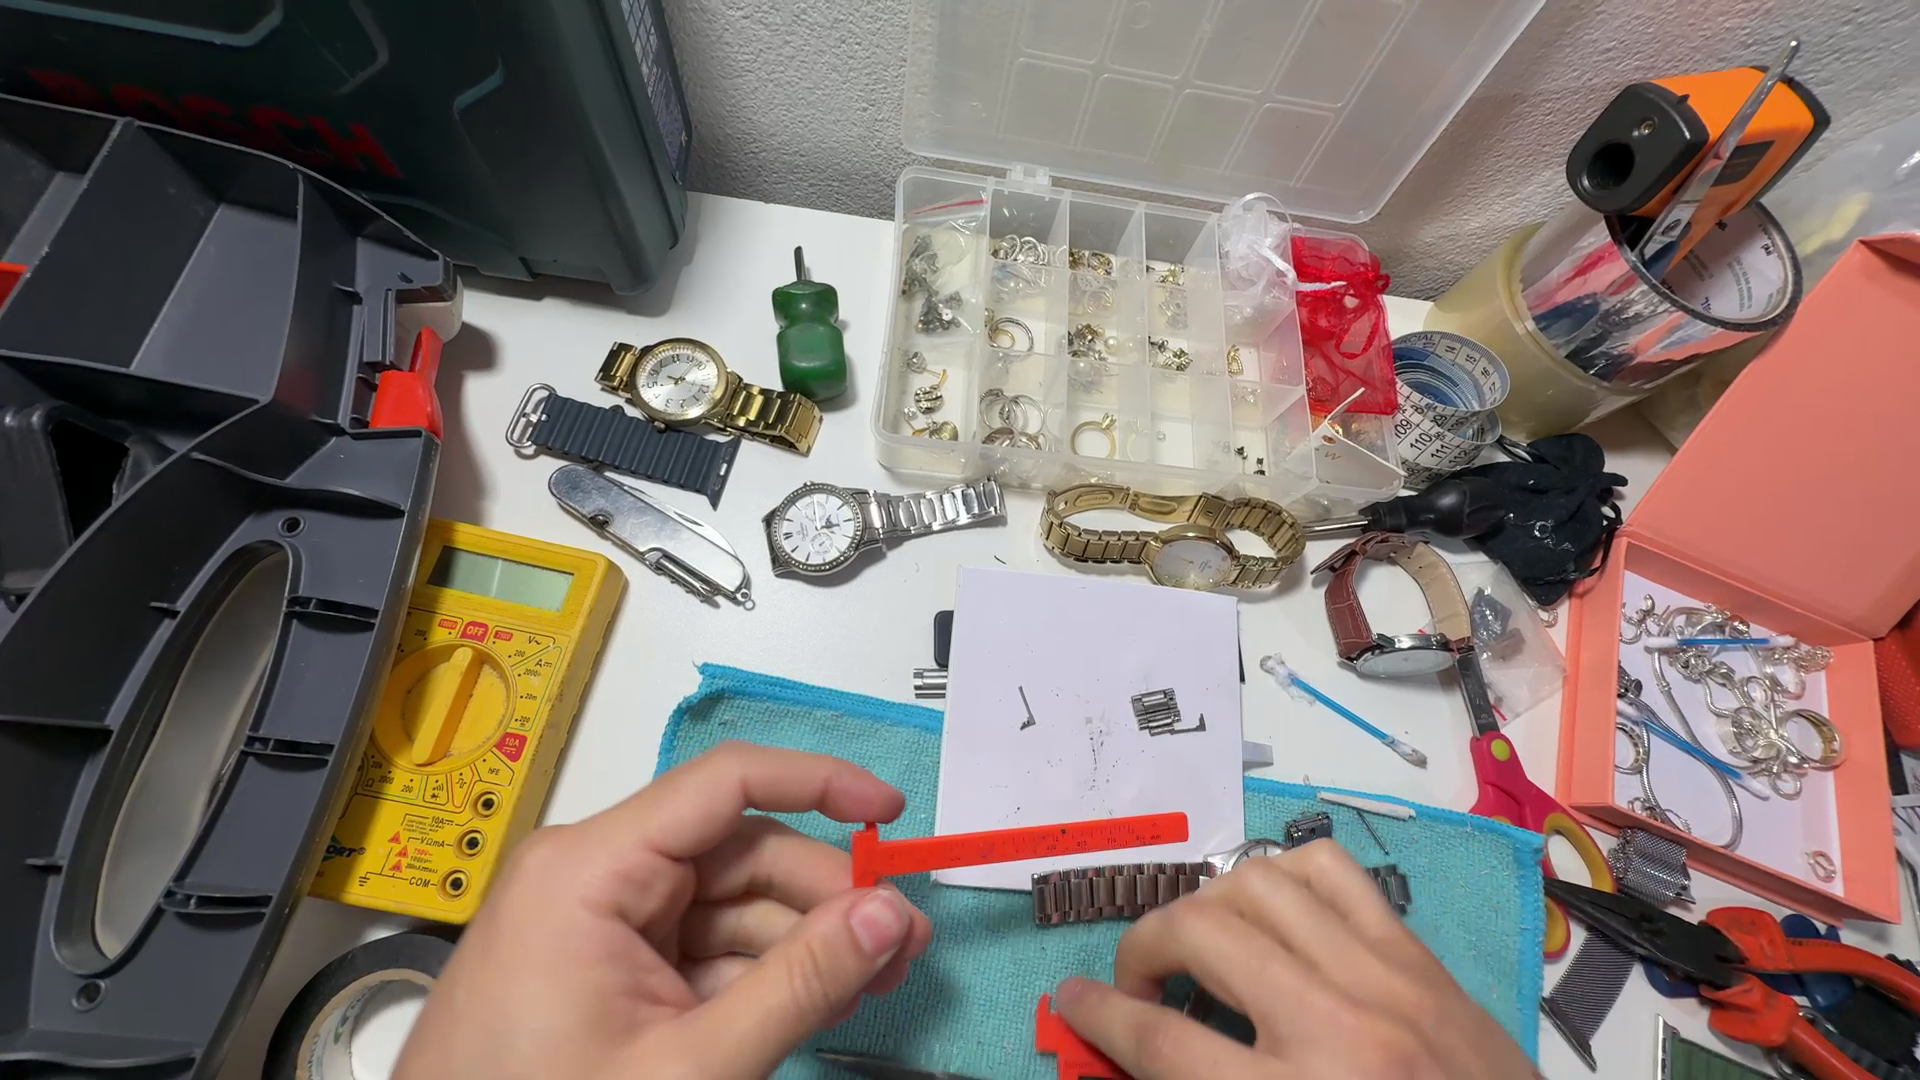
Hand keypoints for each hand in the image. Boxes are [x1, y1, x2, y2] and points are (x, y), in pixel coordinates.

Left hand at [394, 742, 933, 1079]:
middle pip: (743, 853)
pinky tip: (820, 997)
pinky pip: (709, 946)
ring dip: (808, 938)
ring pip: (735, 903)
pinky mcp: (613, 963)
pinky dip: (767, 970)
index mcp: (594, 866)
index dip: (819, 782)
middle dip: (827, 895)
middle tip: (902, 941)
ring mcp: (606, 919)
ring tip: (876, 977)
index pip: (727, 782)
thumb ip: (798, 985)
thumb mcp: (689, 1069)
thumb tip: (890, 914)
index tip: (889, 811)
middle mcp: (600, 871)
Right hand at [1054, 840, 1535, 1078]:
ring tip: (1205, 943)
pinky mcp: (1420, 957)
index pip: (1160, 1043)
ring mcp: (1385, 978)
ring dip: (1207, 906)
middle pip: (1198, 933)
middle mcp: (1337, 1027)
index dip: (1098, 1016)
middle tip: (1144, 984)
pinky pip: (1330, 870)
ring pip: (1256, 882)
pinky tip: (1276, 912)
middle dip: (1143, 950)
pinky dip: (1283, 877)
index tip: (1071, 999)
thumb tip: (1138, 1056)